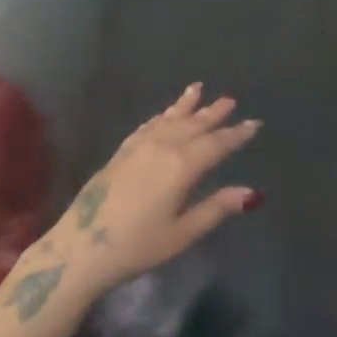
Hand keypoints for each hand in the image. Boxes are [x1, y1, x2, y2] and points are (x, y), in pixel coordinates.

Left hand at [49, 84, 260, 296]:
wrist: (82, 247)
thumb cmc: (138, 246)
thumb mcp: (183, 233)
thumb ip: (216, 208)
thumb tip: (251, 192)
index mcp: (182, 166)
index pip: (216, 144)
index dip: (236, 134)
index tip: (254, 123)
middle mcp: (162, 147)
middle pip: (193, 125)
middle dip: (213, 113)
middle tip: (230, 100)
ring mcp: (138, 147)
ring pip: (169, 119)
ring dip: (186, 105)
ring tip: (198, 89)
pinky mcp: (121, 153)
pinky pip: (147, 126)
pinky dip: (161, 116)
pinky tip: (164, 114)